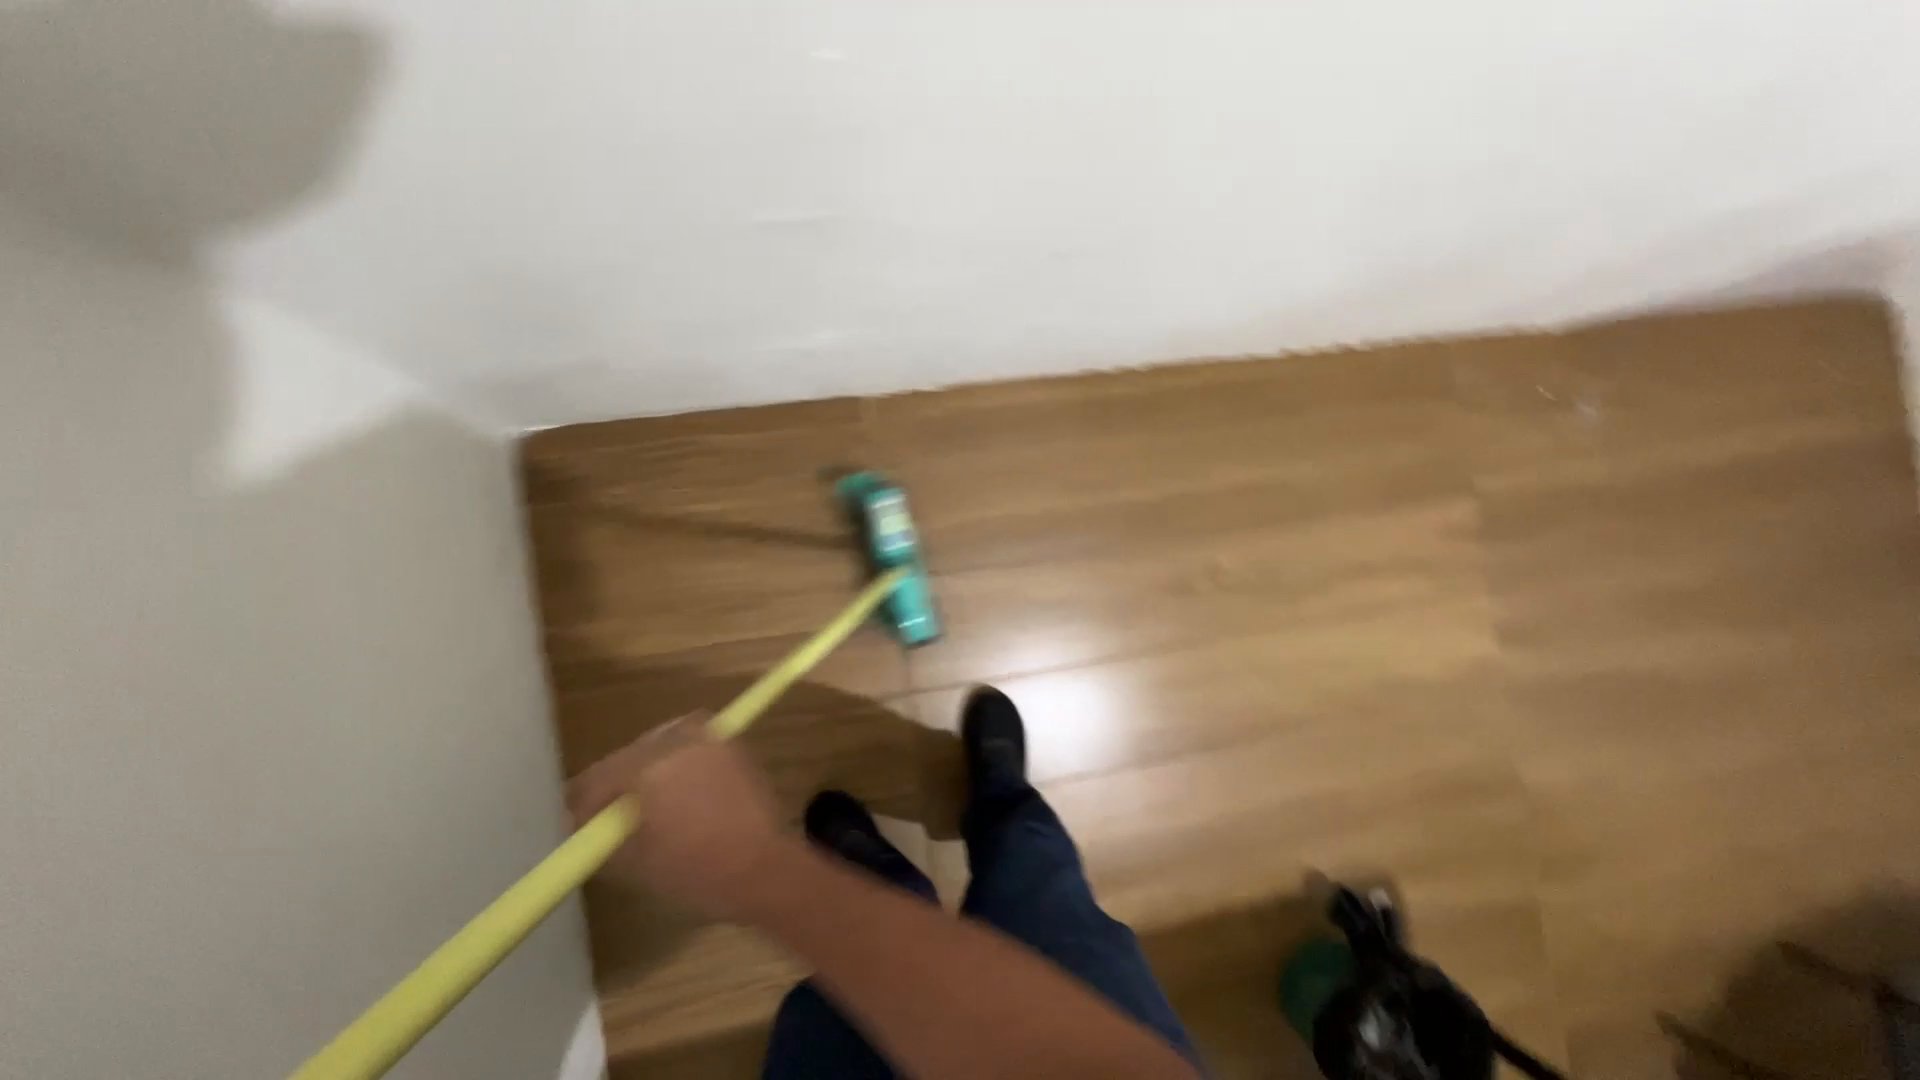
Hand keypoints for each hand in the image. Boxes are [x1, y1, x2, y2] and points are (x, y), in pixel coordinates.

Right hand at [566, 715, 791, 921]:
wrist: (764, 867)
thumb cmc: (698, 871)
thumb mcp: (636, 863)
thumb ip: (603, 838)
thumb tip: (584, 827)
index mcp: (648, 769)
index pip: (599, 778)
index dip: (581, 802)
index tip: (571, 821)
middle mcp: (677, 742)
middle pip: (629, 756)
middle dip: (612, 781)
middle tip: (603, 810)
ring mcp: (709, 739)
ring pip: (660, 742)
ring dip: (643, 763)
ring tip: (638, 795)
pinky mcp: (732, 745)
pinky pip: (691, 740)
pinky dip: (675, 755)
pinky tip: (673, 781)